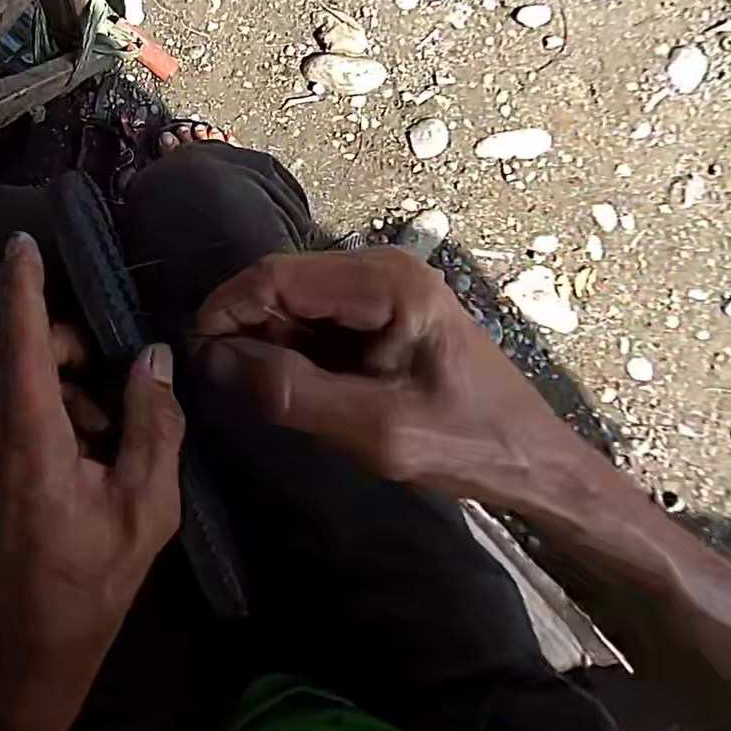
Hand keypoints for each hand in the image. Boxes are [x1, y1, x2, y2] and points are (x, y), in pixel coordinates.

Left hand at [0, 233, 183, 730]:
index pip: (20, 340)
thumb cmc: (88, 585)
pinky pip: (15, 413)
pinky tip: (84, 459)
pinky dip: (52, 415)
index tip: (24, 241)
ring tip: (108, 444)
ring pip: (23, 384)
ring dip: (69, 392)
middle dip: (74, 354)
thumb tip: (154, 359)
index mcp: (30, 437)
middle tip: (121, 395)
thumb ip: (151, 424)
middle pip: (27, 356)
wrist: (21, 653)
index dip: (22, 284)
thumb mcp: (145, 507)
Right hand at [193, 249, 616, 515]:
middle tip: (221, 377)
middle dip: (241, 325)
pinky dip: (285, 345)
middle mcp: (380, 267)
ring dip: (262, 338)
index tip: (195, 355)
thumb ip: (288, 390)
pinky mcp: (377, 306)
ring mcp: (380, 284)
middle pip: (279, 282)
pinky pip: (309, 315)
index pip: (276, 277)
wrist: (536, 463)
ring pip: (289, 298)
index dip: (225, 310)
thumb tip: (211, 357)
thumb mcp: (373, 430)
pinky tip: (289, 380)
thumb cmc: (467, 445)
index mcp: (387, 283)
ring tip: (255, 385)